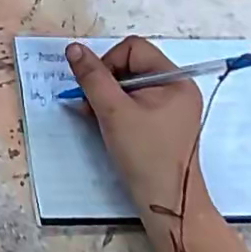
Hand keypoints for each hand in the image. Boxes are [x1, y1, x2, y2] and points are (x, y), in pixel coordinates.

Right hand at [66, 37, 203, 212]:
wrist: (166, 203)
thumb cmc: (145, 154)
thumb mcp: (113, 111)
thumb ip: (92, 76)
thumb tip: (73, 48)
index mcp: (175, 79)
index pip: (133, 49)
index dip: (108, 62)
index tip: (95, 89)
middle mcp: (177, 88)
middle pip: (130, 64)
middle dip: (105, 81)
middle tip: (90, 103)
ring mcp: (171, 106)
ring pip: (129, 84)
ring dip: (106, 95)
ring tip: (93, 115)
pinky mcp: (162, 122)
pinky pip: (134, 101)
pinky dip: (115, 107)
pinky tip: (101, 121)